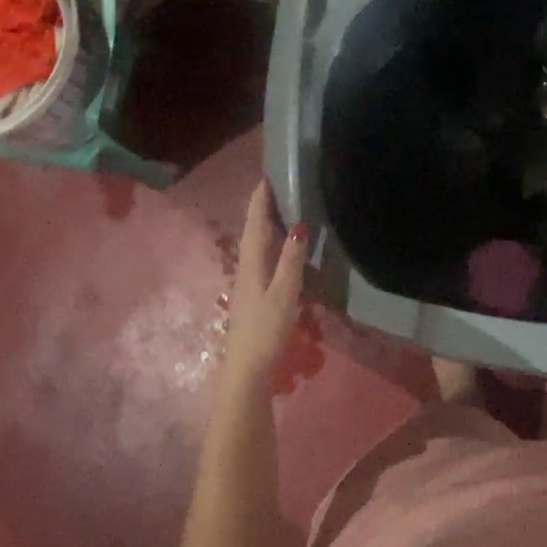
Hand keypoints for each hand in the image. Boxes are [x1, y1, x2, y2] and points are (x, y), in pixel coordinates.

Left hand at [221, 181, 307, 383]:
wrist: (246, 370)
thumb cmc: (265, 330)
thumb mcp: (284, 294)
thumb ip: (291, 261)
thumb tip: (299, 225)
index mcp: (252, 263)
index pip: (255, 223)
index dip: (260, 200)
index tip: (267, 176)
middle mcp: (246, 268)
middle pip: (253, 231)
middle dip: (262, 208)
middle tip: (277, 187)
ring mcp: (248, 283)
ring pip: (256, 245)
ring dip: (265, 225)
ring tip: (281, 210)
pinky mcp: (253, 296)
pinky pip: (261, 258)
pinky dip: (269, 244)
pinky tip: (280, 249)